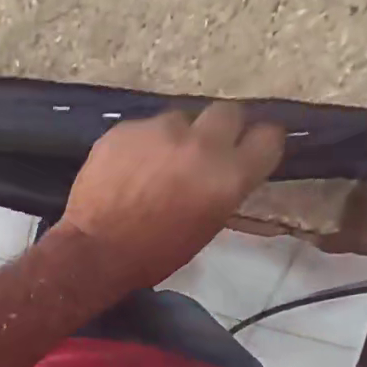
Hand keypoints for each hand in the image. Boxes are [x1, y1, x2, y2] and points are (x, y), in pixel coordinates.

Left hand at [54, 103, 284, 288]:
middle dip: (222, 128)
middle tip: (206, 150)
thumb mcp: (206, 227)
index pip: (268, 138)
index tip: (252, 149)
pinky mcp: (127, 127)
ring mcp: (161, 130)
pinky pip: (144, 129)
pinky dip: (142, 145)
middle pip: (228, 112)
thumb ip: (223, 190)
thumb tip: (226, 171)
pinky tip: (128, 169)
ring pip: (181, 119)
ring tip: (157, 165)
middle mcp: (202, 144)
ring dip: (177, 137)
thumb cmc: (156, 254)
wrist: (97, 250)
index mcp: (229, 177)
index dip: (261, 143)